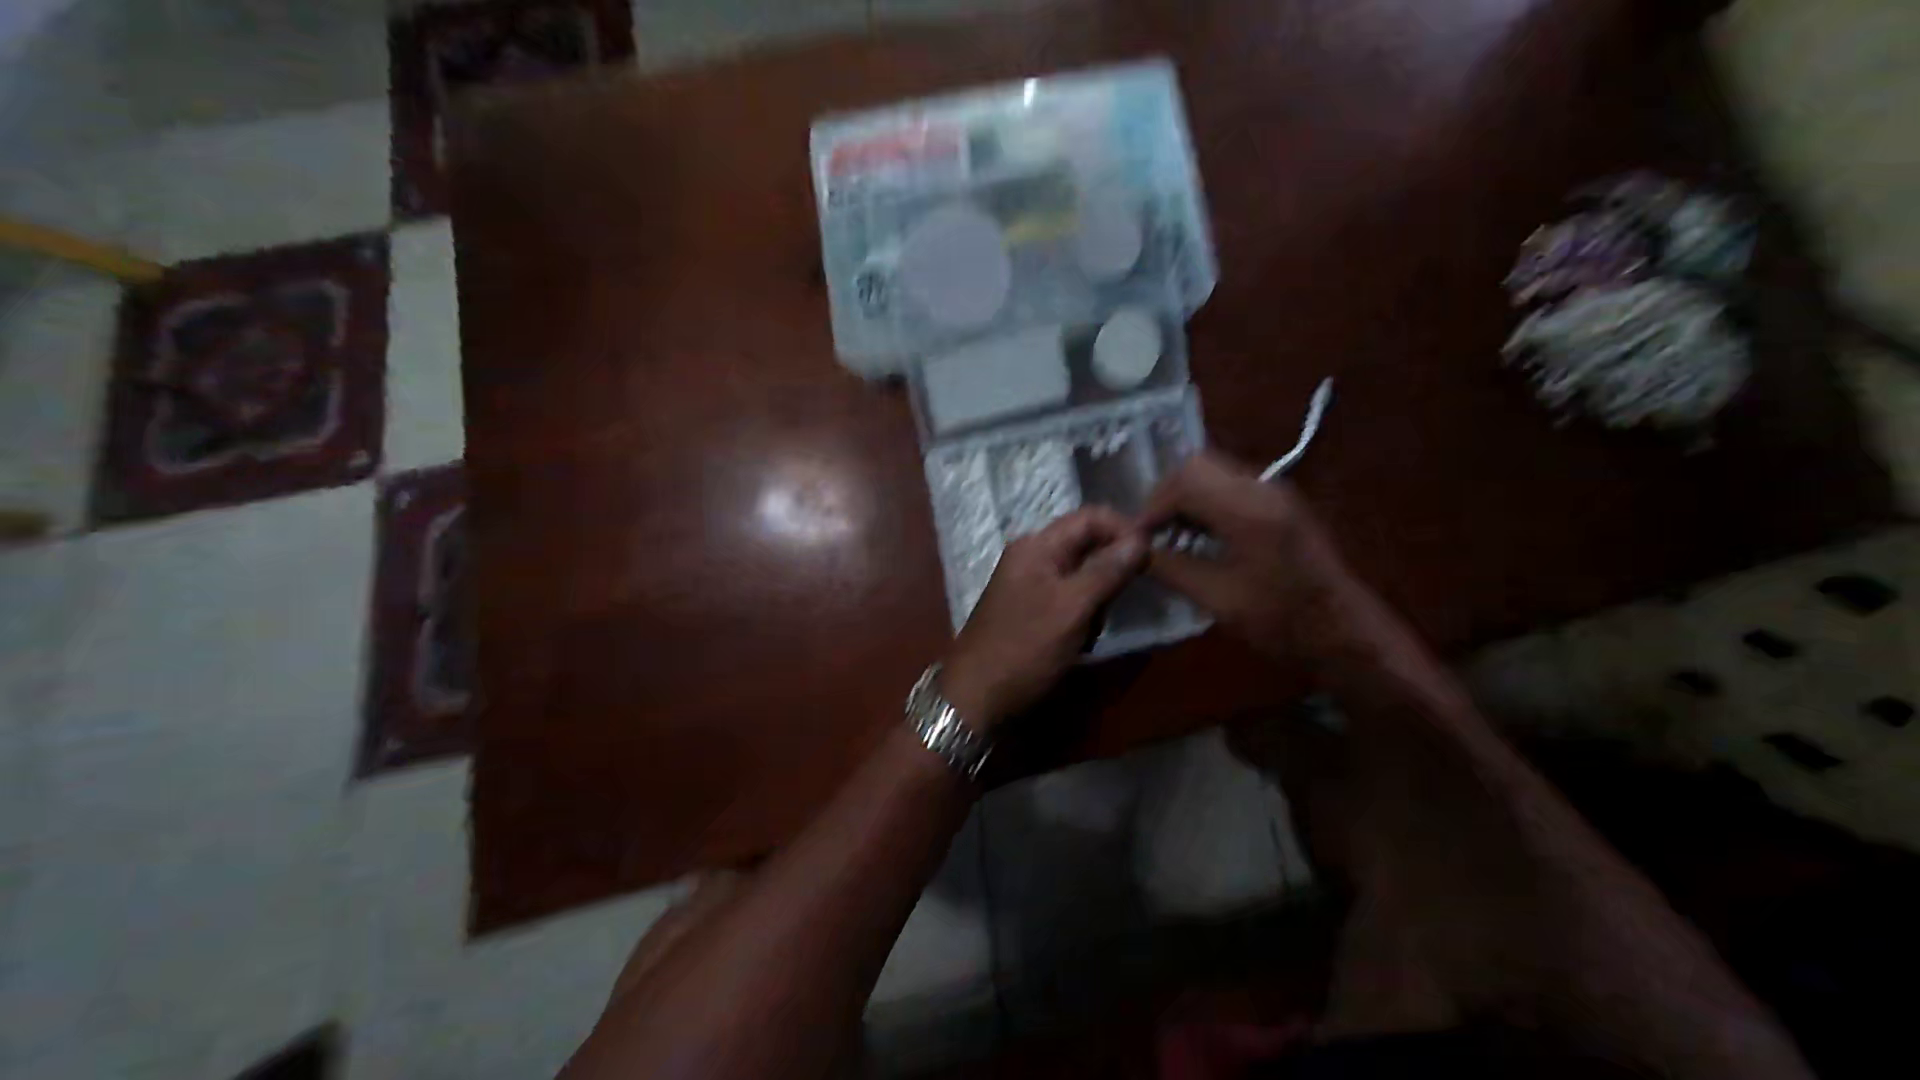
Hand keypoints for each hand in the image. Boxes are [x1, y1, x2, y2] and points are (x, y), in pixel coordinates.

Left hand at [940, 507, 1146, 731]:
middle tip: (1128, 598)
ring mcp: (1031, 582)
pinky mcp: (1034, 608)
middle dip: (1112, 569)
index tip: (1153, 556)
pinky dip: (1084, 615)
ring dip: (1099, 598)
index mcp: (1037, 545)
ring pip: (1083, 574)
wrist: (976, 696)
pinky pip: (1071, 598)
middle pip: (1088, 544)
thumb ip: (1106, 570)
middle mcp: (1033, 556)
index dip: (1125, 529)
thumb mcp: (1072, 608)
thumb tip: (1141, 538)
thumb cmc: (1024, 648)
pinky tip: (1082, 640)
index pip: (1091, 517)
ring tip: (1095, 628)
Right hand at [1142, 450, 1377, 662]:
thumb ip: (1170, 566)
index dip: (1152, 504)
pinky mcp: (1280, 504)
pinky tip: (1197, 535)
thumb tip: (1131, 550)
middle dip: (1165, 494)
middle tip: (1150, 532)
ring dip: (1184, 496)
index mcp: (1249, 509)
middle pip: (1197, 464)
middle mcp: (1263, 488)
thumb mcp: (1218, 599)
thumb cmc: (1282, 622)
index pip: (1184, 479)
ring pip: (1213, 471)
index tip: (1136, 537)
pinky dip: (1204, 501)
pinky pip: (1230, 485)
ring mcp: (1275, 492)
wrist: (1347, 634)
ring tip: (1168, 534)